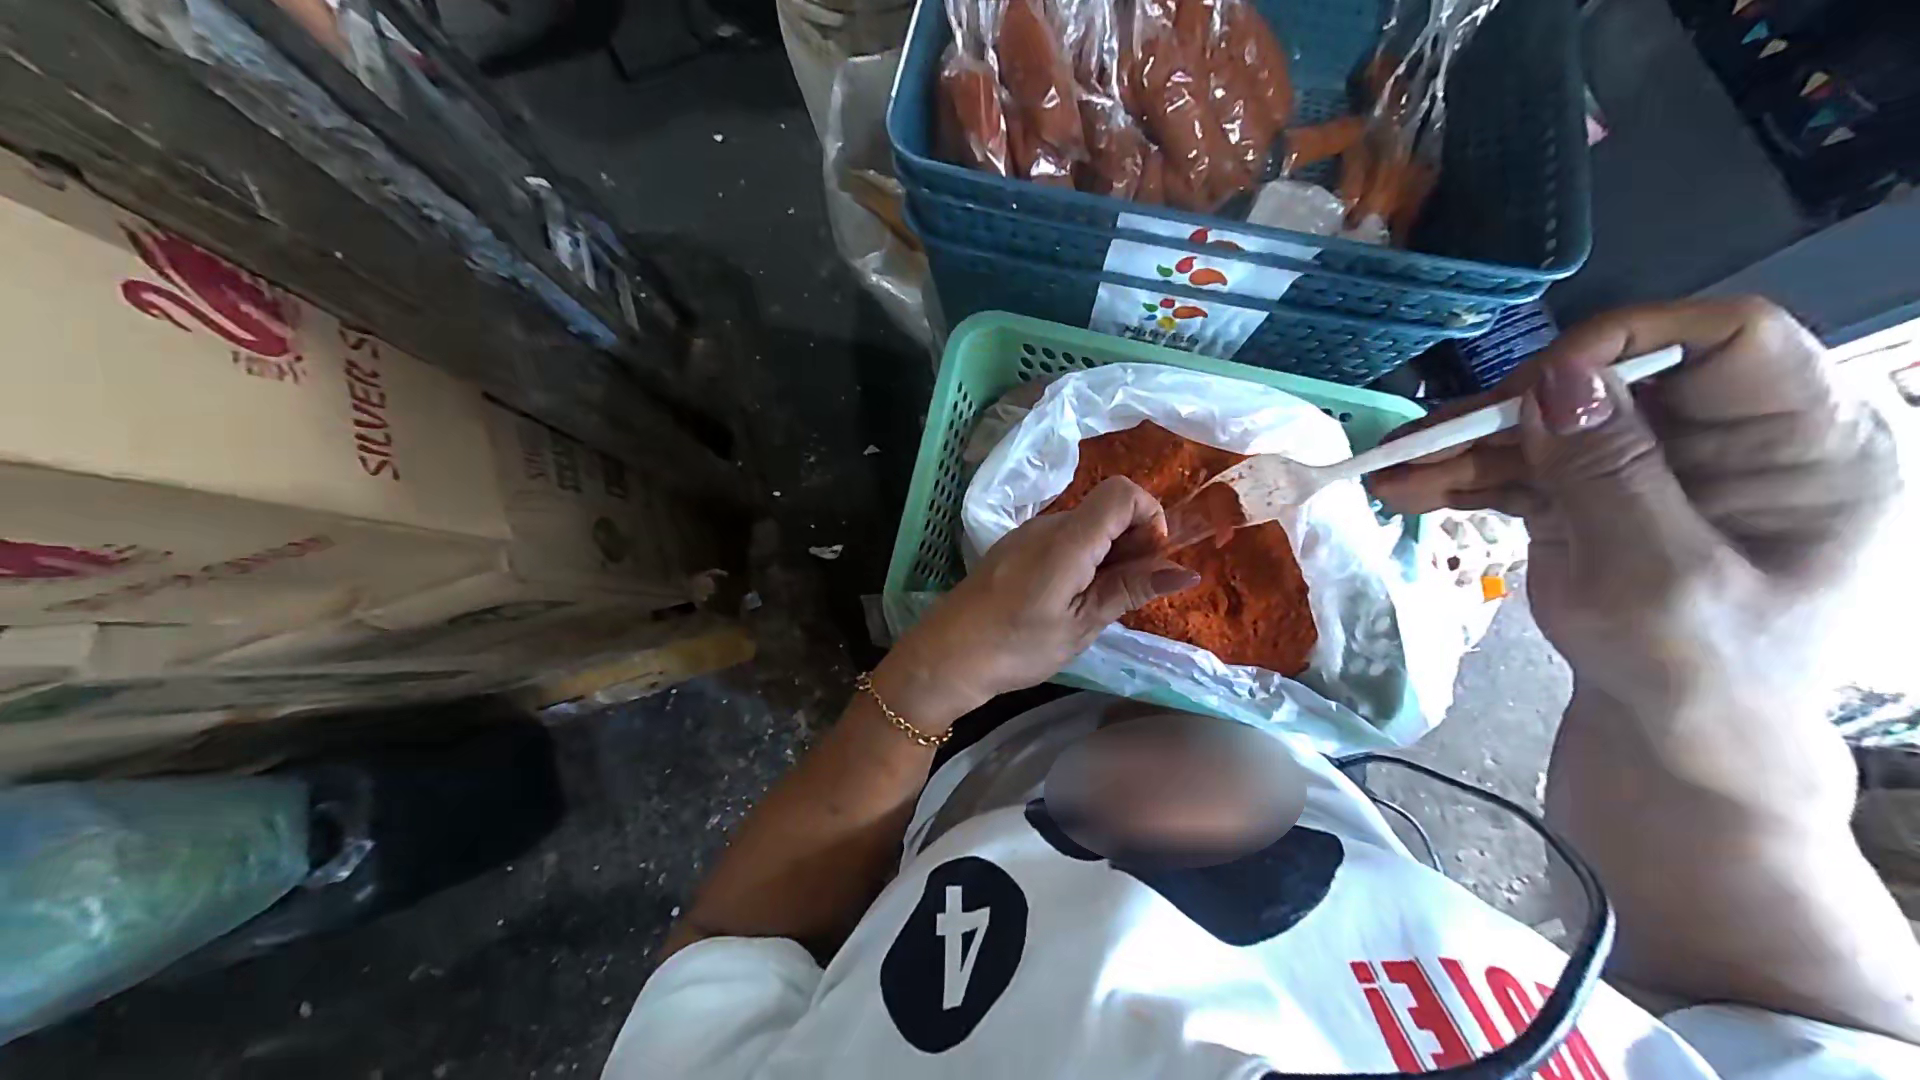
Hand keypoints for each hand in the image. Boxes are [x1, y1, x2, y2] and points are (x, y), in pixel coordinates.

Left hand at [877, 476, 1201, 726]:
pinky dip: (1082, 558)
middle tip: (1124, 593)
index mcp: (1068, 539)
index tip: (1150, 562)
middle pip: (1107, 507)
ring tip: (1095, 603)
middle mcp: (1048, 524)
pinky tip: (1069, 598)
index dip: (1150, 518)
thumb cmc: (1017, 645)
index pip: (1124, 492)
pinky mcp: (1015, 547)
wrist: (947, 654)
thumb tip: (1186, 570)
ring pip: (1086, 525)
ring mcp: (1028, 533)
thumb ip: (1130, 589)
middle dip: (1133, 542)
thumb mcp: (1081, 624)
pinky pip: (1063, 538)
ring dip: (1107, 554)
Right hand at [1370, 298, 1899, 726]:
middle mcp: (1726, 441)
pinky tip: (1408, 492)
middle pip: (1604, 387)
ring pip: (1546, 428)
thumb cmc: (1696, 675)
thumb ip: (1611, 474)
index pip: (1729, 341)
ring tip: (1387, 474)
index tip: (1527, 393)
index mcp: (1804, 445)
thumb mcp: (1657, 577)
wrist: (1670, 741)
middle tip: (1417, 445)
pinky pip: (1521, 469)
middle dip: (1503, 413)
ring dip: (1461, 450)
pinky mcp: (1590, 498)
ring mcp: (1650, 470)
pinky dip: (1462, 479)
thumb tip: (1556, 378)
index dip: (1623, 347)